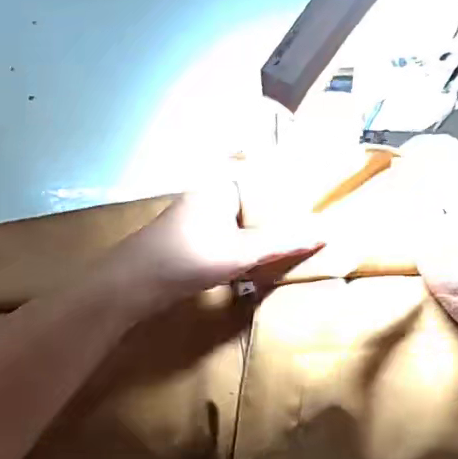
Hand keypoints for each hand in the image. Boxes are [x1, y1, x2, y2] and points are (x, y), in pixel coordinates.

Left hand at [92, 182, 324, 316]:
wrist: (132, 284)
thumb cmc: (187, 259)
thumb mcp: (242, 252)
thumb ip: (283, 242)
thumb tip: (325, 231)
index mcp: (220, 185)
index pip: (264, 174)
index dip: (290, 183)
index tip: (319, 192)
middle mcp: (207, 195)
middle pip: (252, 199)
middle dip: (279, 211)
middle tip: (315, 221)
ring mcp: (195, 218)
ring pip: (239, 220)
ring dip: (261, 232)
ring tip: (295, 241)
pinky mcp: (188, 241)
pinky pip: (226, 236)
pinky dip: (244, 246)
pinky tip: (258, 259)